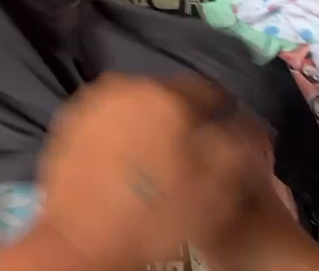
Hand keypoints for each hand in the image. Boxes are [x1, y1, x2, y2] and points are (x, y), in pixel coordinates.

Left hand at [32, 74, 270, 269]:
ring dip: (148, 122)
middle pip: (168, 95)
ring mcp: (94, 98)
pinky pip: (107, 118)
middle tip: (189, 152)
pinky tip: (123, 161)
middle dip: (182, 117)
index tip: (226, 134)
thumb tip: (248, 121)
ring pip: (135, 104)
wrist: (82, 236)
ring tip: (154, 159)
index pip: (208, 89)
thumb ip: (238, 145)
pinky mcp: (70, 118)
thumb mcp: (214, 188)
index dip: (223, 112)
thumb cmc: (155, 212)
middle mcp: (127, 83)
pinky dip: (119, 132)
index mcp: (166, 94)